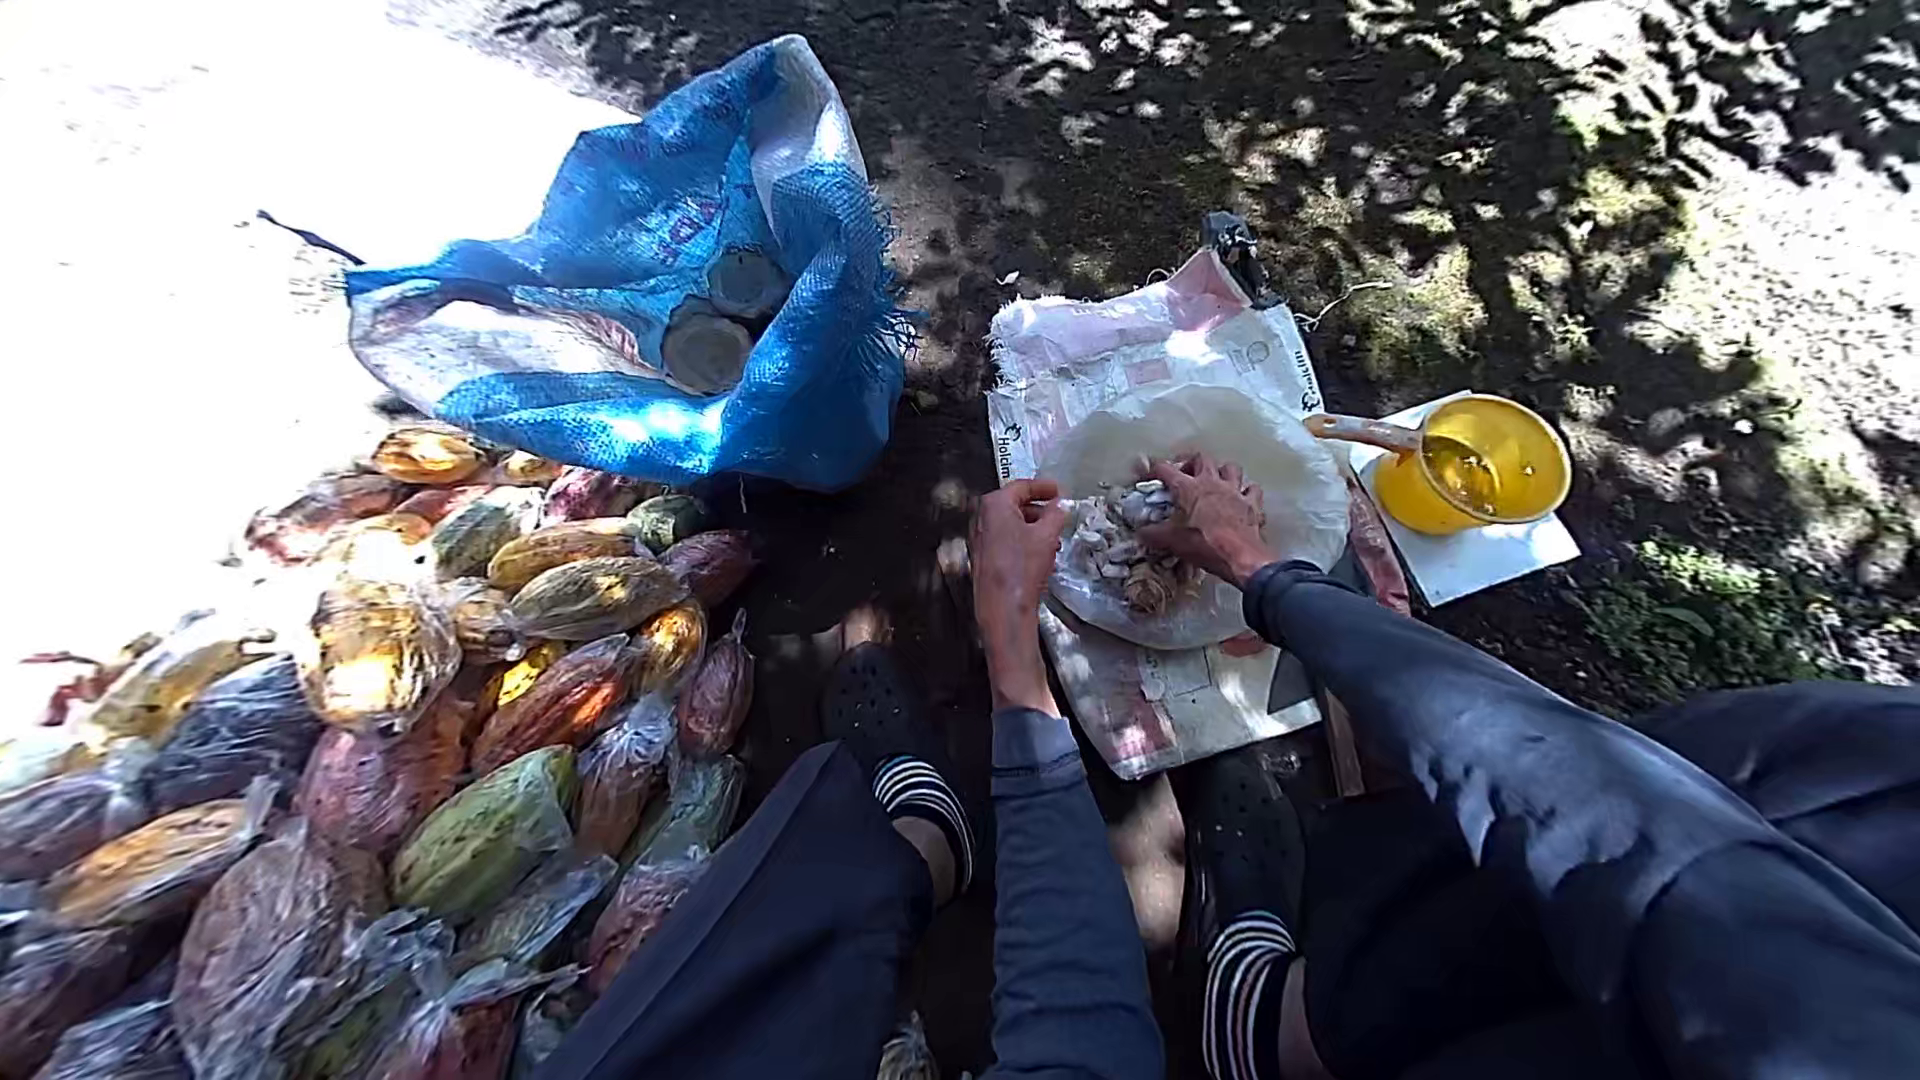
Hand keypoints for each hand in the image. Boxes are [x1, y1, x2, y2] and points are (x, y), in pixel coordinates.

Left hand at [970, 478, 1067, 714]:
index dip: (1044, 487)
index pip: (1022, 486)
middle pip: (1014, 504)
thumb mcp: (1047, 536)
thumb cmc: (1023, 567)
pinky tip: (1039, 553)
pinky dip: (1022, 539)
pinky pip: (1004, 539)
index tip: (1059, 490)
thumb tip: (1059, 505)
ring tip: (1053, 537)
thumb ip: (1055, 514)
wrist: (1002, 607)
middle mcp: (981, 518)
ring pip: (1010, 523)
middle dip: (1038, 509)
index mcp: (994, 505)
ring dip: (1032, 526)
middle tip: (1058, 514)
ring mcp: (978, 538)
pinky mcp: (980, 556)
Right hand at [1136, 454, 1279, 587]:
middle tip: (1184, 474)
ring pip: (1230, 467)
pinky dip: (1246, 490)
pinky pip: (1251, 488)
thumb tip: (1140, 533)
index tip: (1148, 476)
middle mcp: (1212, 482)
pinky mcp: (1253, 503)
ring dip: (1221, 471)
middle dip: (1191, 463)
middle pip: (1202, 458)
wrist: (1240, 557)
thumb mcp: (1171, 541)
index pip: (1166, 469)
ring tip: (1214, 480)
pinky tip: (1241, 496)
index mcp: (1189, 488)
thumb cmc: (1203, 545)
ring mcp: (1235, 491)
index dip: (1154, 470)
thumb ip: (1153, 534)